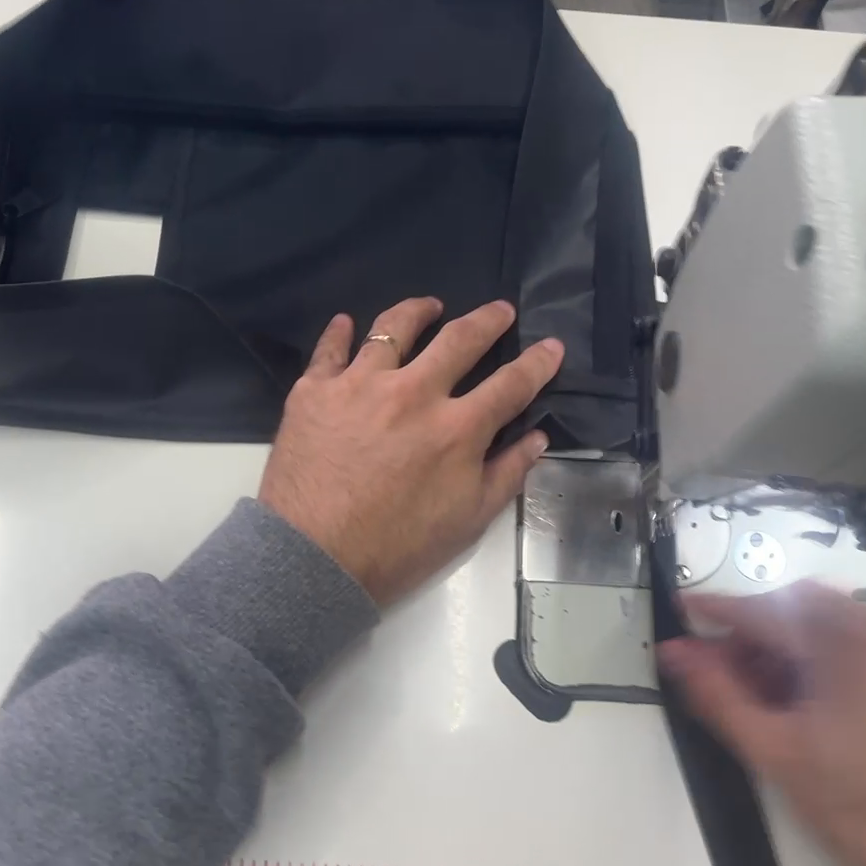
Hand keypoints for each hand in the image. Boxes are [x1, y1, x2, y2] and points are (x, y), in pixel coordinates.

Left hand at [259, 297, 563, 605]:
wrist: (313, 558)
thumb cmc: (396, 548)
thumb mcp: (467, 522)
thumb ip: (506, 475)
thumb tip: (536, 438)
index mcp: (458, 428)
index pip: (510, 385)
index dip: (537, 363)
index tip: (551, 347)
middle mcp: (413, 393)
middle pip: (459, 340)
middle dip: (487, 321)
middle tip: (499, 310)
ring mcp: (360, 385)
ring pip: (393, 329)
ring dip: (417, 312)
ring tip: (428, 307)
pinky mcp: (314, 391)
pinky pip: (330, 349)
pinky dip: (340, 333)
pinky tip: (347, 324)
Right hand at [658, 582, 865, 865]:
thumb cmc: (860, 810)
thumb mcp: (775, 751)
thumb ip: (716, 693)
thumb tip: (672, 652)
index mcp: (864, 644)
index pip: (775, 610)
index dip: (722, 610)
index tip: (683, 610)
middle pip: (808, 608)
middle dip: (758, 632)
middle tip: (722, 667)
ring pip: (839, 622)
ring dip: (793, 644)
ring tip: (764, 687)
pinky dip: (832, 654)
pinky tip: (810, 692)